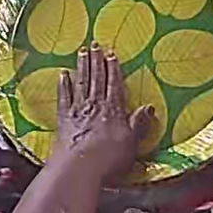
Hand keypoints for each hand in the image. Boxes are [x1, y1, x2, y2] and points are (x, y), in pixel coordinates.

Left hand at [49, 45, 155, 184]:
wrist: (79, 168)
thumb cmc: (109, 158)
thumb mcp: (132, 142)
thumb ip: (139, 123)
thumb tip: (149, 106)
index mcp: (114, 109)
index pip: (114, 83)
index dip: (113, 68)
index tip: (111, 53)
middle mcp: (96, 105)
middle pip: (97, 78)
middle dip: (96, 61)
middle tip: (94, 44)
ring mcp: (78, 111)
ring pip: (81, 83)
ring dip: (82, 67)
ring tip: (81, 52)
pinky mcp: (64, 119)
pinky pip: (64, 97)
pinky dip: (64, 85)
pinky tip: (63, 74)